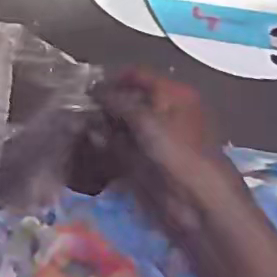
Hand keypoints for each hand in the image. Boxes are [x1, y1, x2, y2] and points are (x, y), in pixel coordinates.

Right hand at [91, 68, 251, 242]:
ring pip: (120, 121)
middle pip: (127, 98)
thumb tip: (92, 91)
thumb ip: (116, 101)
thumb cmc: (178, 152)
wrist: (199, 201)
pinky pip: (120, 142)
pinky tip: (90, 141)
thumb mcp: (145, 119)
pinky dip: (105, 141)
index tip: (86, 86)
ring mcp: (155, 135)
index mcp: (174, 94)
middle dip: (103, 102)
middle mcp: (165, 111)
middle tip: (77, 105)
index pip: (137, 75)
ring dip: (100, 122)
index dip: (112, 78)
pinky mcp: (146, 157)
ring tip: (78, 124)